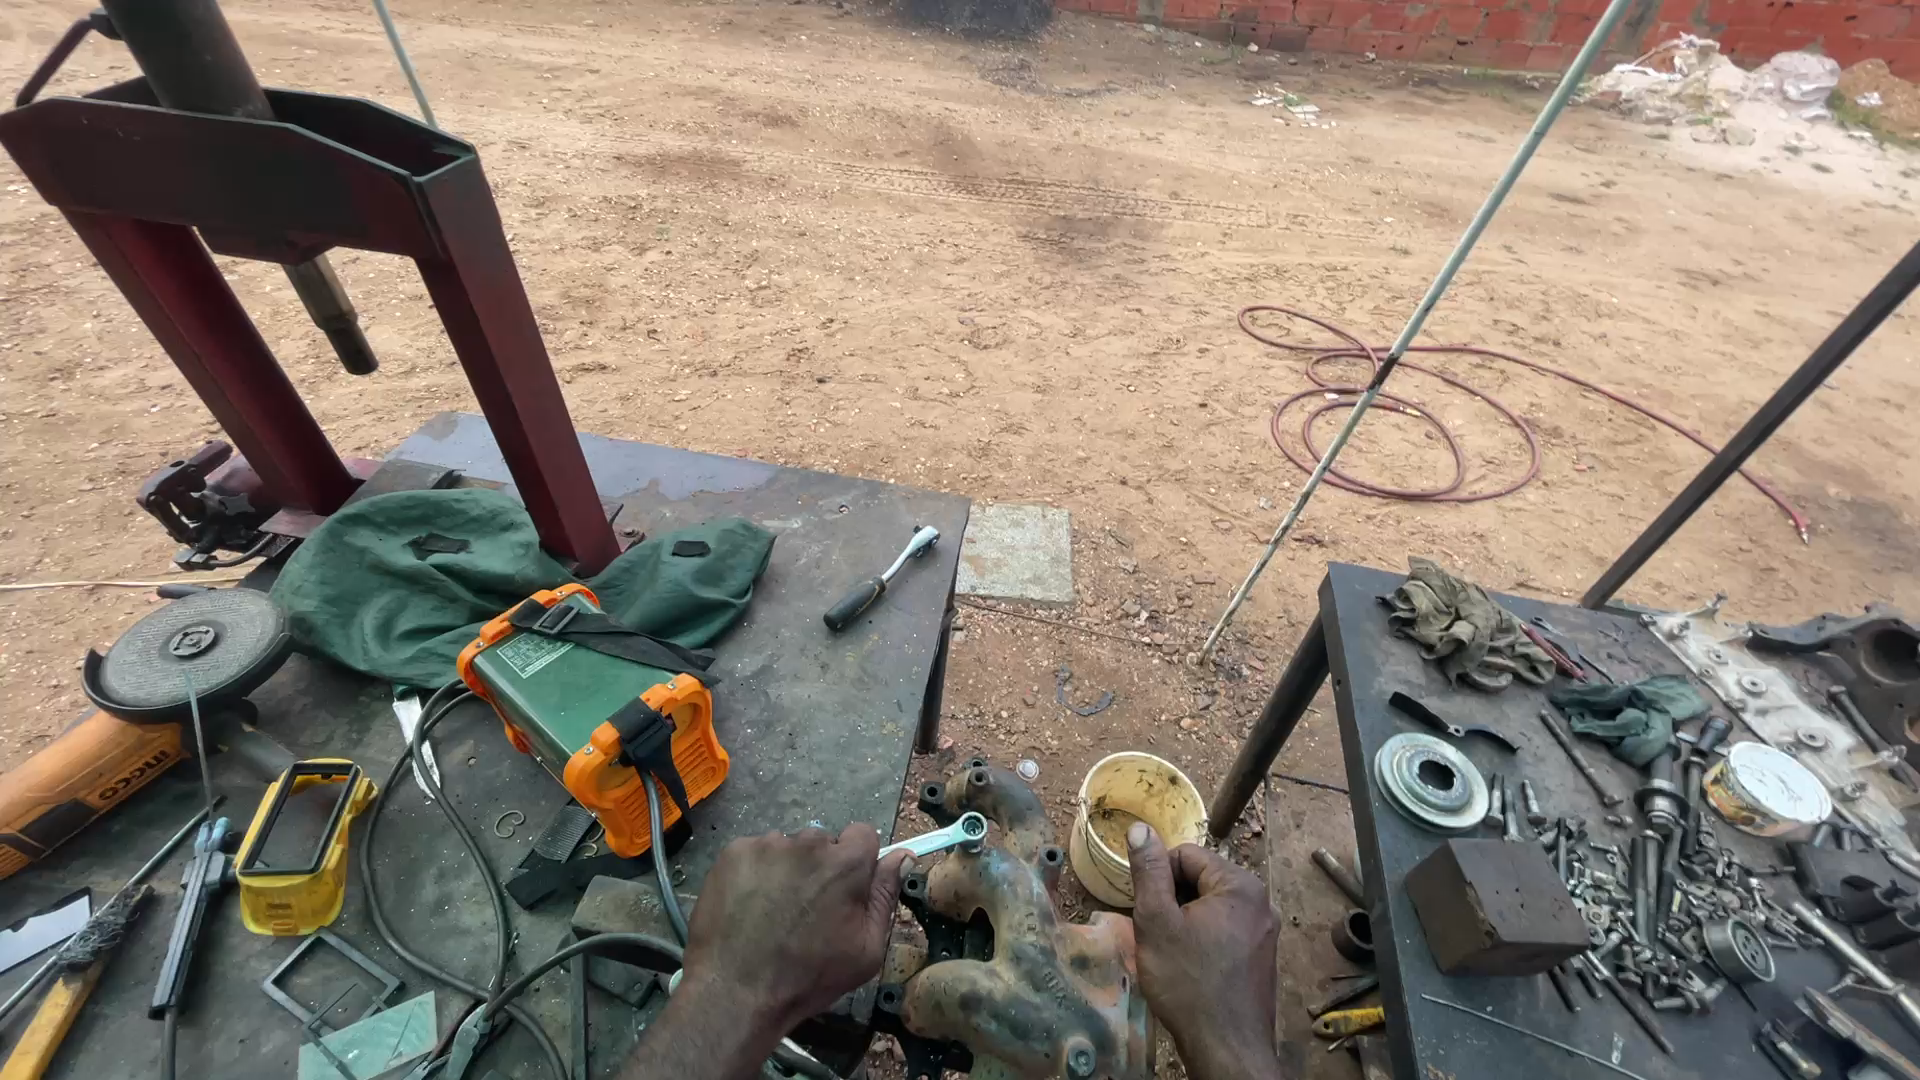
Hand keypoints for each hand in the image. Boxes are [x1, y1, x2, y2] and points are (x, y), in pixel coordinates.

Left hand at [681, 823, 909, 1030]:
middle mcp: (809, 842)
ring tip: (771, 910)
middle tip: (805, 908)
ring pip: (787, 847)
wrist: (733, 994)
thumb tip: (903, 856)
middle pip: (823, 842)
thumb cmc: (807, 977)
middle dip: (819, 867)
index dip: (856, 861)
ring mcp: (768, 844)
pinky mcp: (734, 851)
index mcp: (846, 862)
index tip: (843, 888)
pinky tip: (748, 904)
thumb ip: (886, 896)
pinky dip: (754, 872)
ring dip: (786, 868)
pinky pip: (754, 852)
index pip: (862, 835)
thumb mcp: (866, 950)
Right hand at [1127, 822, 1280, 1079]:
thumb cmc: (1188, 983)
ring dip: (1184, 920)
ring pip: (1208, 906)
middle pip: (1198, 879)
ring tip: (1171, 952)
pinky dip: (1201, 938)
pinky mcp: (1261, 956)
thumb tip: (1140, 828)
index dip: (1158, 878)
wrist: (1227, 1053)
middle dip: (1172, 900)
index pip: (1184, 855)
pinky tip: (1189, 966)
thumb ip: (1148, 870)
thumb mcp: (1157, 920)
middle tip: (1157, 933)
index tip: (1147, 910)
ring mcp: (1264, 931)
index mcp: (1239, 885)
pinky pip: (1223, 929)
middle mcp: (1260, 901)